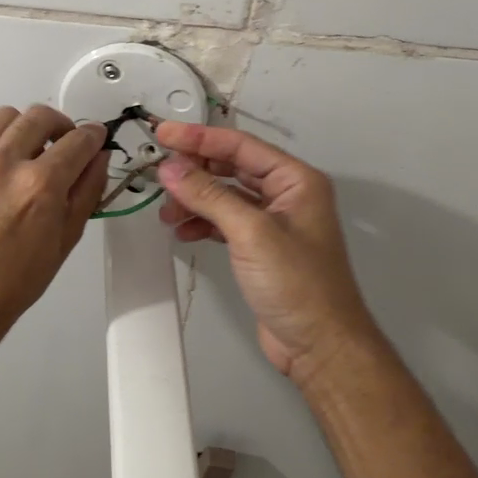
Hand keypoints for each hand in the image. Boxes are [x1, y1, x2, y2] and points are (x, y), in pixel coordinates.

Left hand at [0, 105, 108, 344]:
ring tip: (29, 153)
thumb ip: (87, 191)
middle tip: (64, 144)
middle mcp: (4, 162)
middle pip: (40, 115)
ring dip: (25, 128)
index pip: (77, 140)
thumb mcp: (66, 239)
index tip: (96, 138)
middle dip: (61, 125)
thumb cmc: (17, 278)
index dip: (93, 136)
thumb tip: (98, 157)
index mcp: (40, 185)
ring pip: (6, 117)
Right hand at [155, 123, 377, 380]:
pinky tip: (183, 231)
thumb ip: (209, 195)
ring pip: (225, 196)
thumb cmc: (298, 285)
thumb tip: (170, 167)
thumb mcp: (250, 233)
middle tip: (158, 172)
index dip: (200, 138)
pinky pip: (225, 222)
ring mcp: (274, 223)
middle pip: (232, 168)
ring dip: (194, 199)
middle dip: (194, 170)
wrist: (319, 344)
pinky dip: (202, 223)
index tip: (163, 133)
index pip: (241, 146)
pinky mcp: (260, 249)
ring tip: (166, 212)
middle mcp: (287, 195)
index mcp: (296, 180)